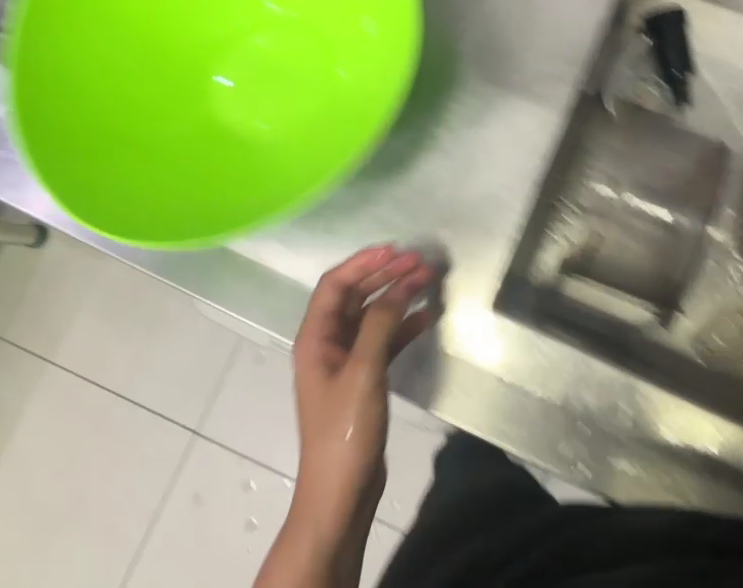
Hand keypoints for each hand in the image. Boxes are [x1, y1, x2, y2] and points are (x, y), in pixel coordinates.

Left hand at [290, 245, 440, 524]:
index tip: (396, 250)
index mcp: (314, 338)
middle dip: (385, 276)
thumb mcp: (363, 371)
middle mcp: (326, 344)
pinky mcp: (363, 381)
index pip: (335, 285)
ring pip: (372, 317)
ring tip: (428, 282)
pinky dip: (403, 327)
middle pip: (355, 297)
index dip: (363, 263)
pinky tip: (426, 318)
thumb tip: (401, 283)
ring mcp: (345, 364)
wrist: (341, 492)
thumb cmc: (345, 429)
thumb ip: (380, 323)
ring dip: (397, 298)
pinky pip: (384, 342)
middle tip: (421, 263)